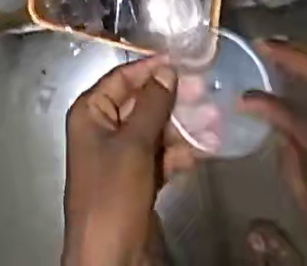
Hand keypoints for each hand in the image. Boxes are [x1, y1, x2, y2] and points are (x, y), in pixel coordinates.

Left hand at [63, 56, 195, 265]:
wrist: (110, 260)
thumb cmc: (112, 195)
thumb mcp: (133, 145)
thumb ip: (151, 106)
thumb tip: (167, 70)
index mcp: (90, 112)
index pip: (121, 78)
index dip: (150, 68)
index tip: (181, 61)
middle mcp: (102, 128)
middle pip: (140, 103)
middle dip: (173, 99)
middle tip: (207, 92)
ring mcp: (120, 156)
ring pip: (154, 130)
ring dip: (182, 127)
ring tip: (216, 122)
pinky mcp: (137, 181)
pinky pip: (159, 156)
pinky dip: (180, 153)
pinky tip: (206, 150)